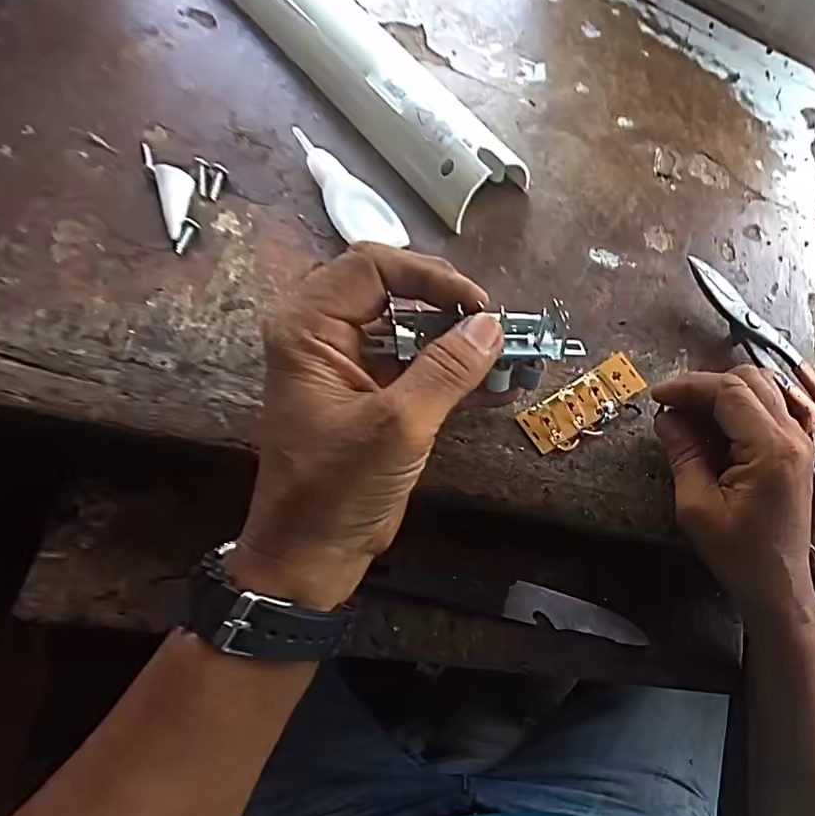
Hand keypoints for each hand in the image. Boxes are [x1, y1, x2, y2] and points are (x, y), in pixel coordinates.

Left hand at [230, 243, 503, 608]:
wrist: (316, 548)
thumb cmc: (340, 486)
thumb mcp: (399, 425)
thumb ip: (446, 371)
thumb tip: (491, 326)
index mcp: (309, 328)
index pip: (372, 267)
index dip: (431, 278)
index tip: (480, 307)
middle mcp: (326, 337)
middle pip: (391, 290)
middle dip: (447, 303)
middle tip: (493, 326)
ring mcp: (353, 368)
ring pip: (411, 330)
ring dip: (459, 339)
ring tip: (505, 355)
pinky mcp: (376, 397)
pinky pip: (420, 367)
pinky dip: (457, 372)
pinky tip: (495, 383)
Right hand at [652, 365, 814, 619]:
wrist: (778, 586)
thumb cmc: (740, 556)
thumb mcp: (698, 508)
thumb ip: (683, 455)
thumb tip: (667, 418)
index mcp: (771, 449)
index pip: (730, 392)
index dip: (689, 387)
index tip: (658, 396)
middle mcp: (794, 437)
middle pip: (750, 381)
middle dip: (707, 386)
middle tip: (673, 405)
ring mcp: (801, 443)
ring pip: (763, 391)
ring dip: (725, 395)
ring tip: (691, 417)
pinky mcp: (798, 453)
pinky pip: (770, 412)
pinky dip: (741, 411)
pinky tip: (717, 431)